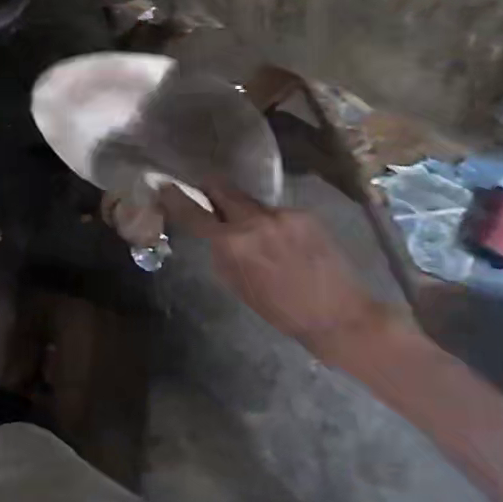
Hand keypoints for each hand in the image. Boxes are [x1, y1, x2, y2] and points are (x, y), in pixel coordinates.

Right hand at [158, 183, 393, 348]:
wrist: (338, 315)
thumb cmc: (281, 310)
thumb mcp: (238, 286)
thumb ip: (222, 254)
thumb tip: (214, 234)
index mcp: (233, 244)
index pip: (195, 213)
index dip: (176, 198)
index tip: (164, 186)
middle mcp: (255, 221)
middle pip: (223, 189)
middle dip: (212, 190)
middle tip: (206, 193)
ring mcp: (282, 214)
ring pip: (252, 203)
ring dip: (245, 212)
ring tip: (258, 235)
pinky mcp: (304, 214)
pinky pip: (276, 213)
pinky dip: (272, 224)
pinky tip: (285, 243)